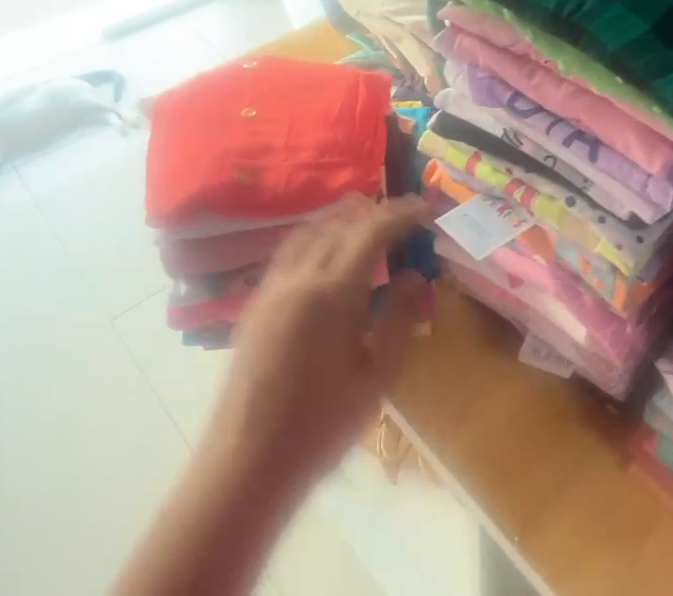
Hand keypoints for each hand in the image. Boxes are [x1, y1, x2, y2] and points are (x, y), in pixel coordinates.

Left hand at [199, 195, 431, 493]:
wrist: (247, 463)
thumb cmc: (322, 425)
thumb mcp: (377, 375)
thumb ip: (397, 317)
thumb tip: (413, 275)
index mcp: (331, 293)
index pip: (371, 232)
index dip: (400, 215)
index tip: (425, 210)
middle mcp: (297, 278)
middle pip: (338, 224)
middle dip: (374, 214)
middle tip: (405, 219)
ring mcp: (270, 289)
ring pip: (308, 233)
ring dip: (342, 221)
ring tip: (371, 227)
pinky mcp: (255, 305)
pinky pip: (289, 253)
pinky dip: (317, 238)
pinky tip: (331, 256)